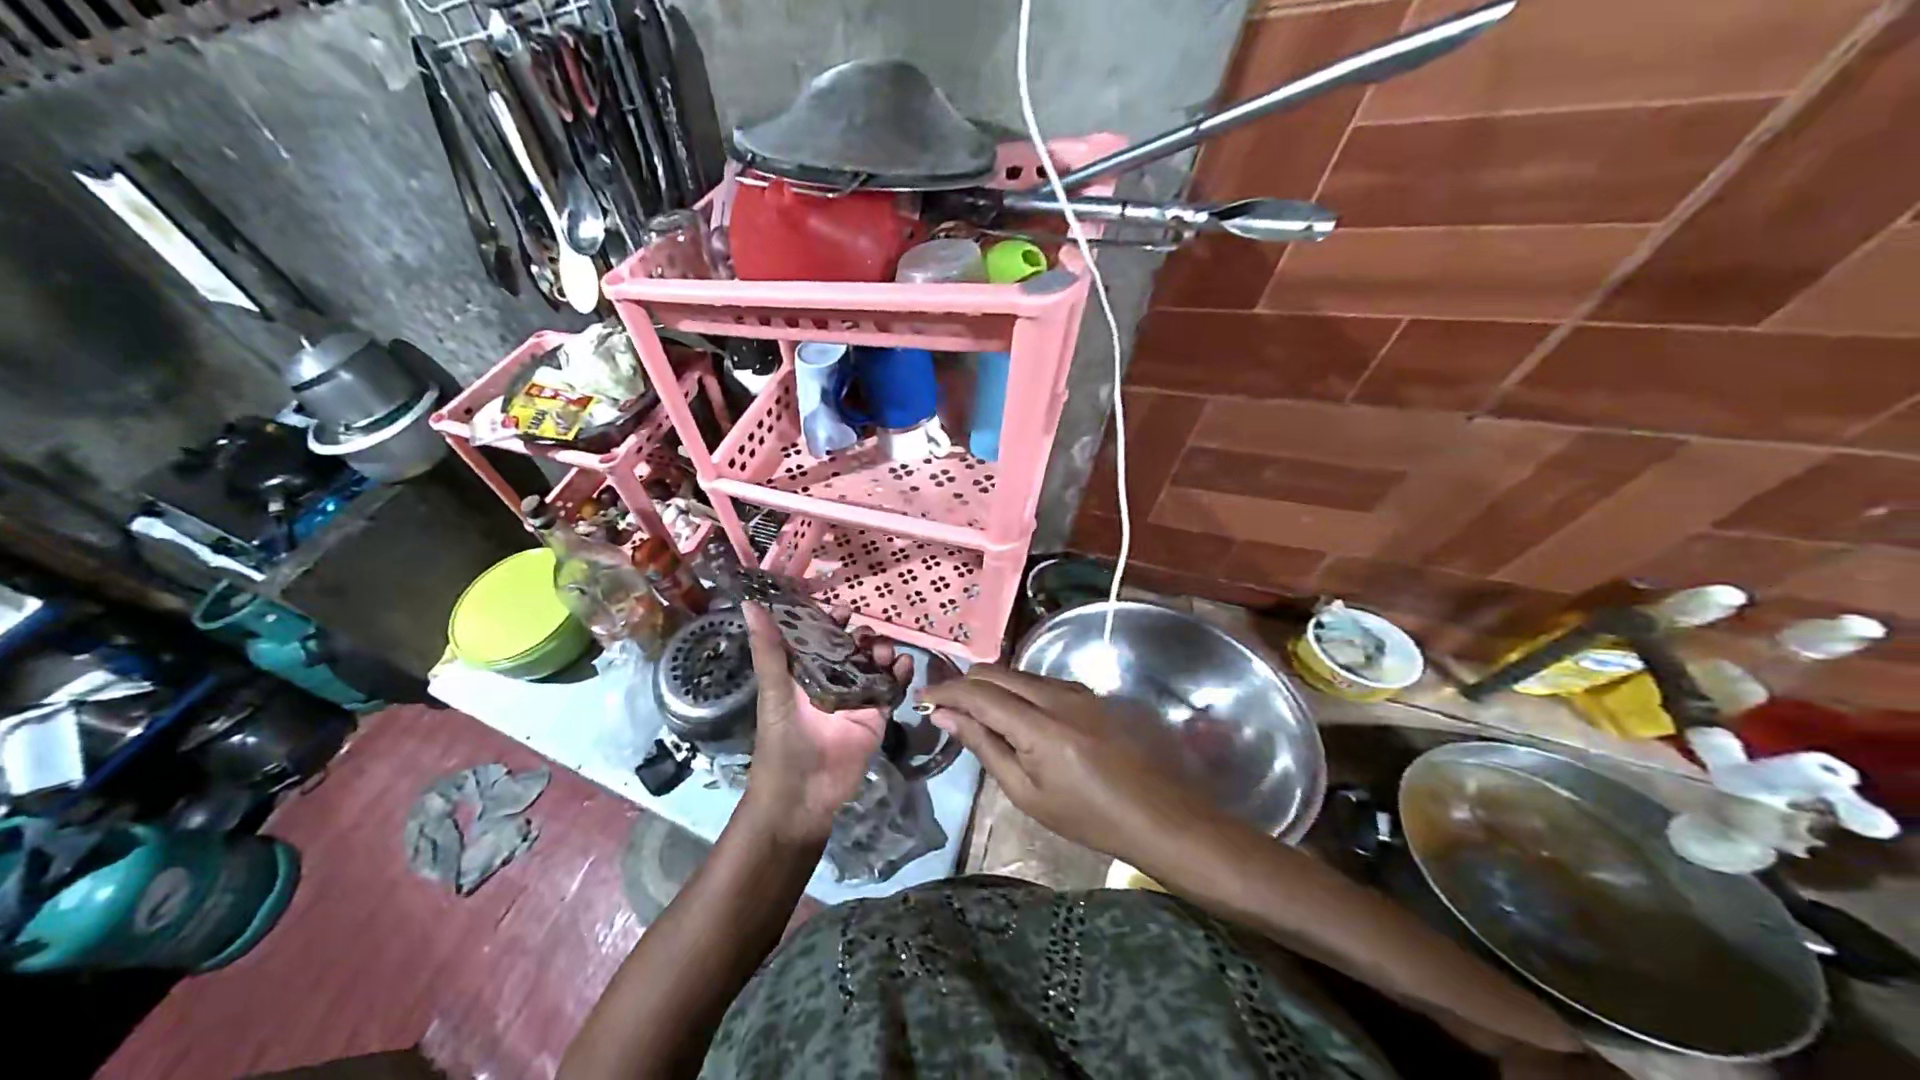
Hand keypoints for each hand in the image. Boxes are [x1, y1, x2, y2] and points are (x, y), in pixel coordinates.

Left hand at [738, 601, 911, 845]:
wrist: (802, 794)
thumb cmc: (782, 741)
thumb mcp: (774, 691)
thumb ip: (768, 649)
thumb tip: (749, 604)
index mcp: (804, 673)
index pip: (819, 637)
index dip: (830, 621)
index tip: (841, 609)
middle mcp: (832, 681)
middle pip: (852, 648)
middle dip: (862, 635)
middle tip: (865, 633)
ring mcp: (856, 697)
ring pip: (874, 664)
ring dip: (882, 651)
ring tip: (883, 651)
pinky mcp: (876, 715)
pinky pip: (892, 688)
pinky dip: (900, 674)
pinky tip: (903, 665)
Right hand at [919, 666, 1228, 862]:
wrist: (1158, 814)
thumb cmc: (1088, 816)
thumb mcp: (1026, 792)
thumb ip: (985, 746)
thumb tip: (945, 715)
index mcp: (1040, 727)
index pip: (979, 693)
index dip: (946, 691)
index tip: (922, 697)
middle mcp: (1058, 696)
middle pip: (997, 672)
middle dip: (964, 683)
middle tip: (941, 703)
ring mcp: (1078, 691)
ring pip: (1020, 673)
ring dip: (991, 684)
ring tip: (971, 709)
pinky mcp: (1091, 693)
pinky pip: (1042, 681)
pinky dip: (1017, 689)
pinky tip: (1011, 711)